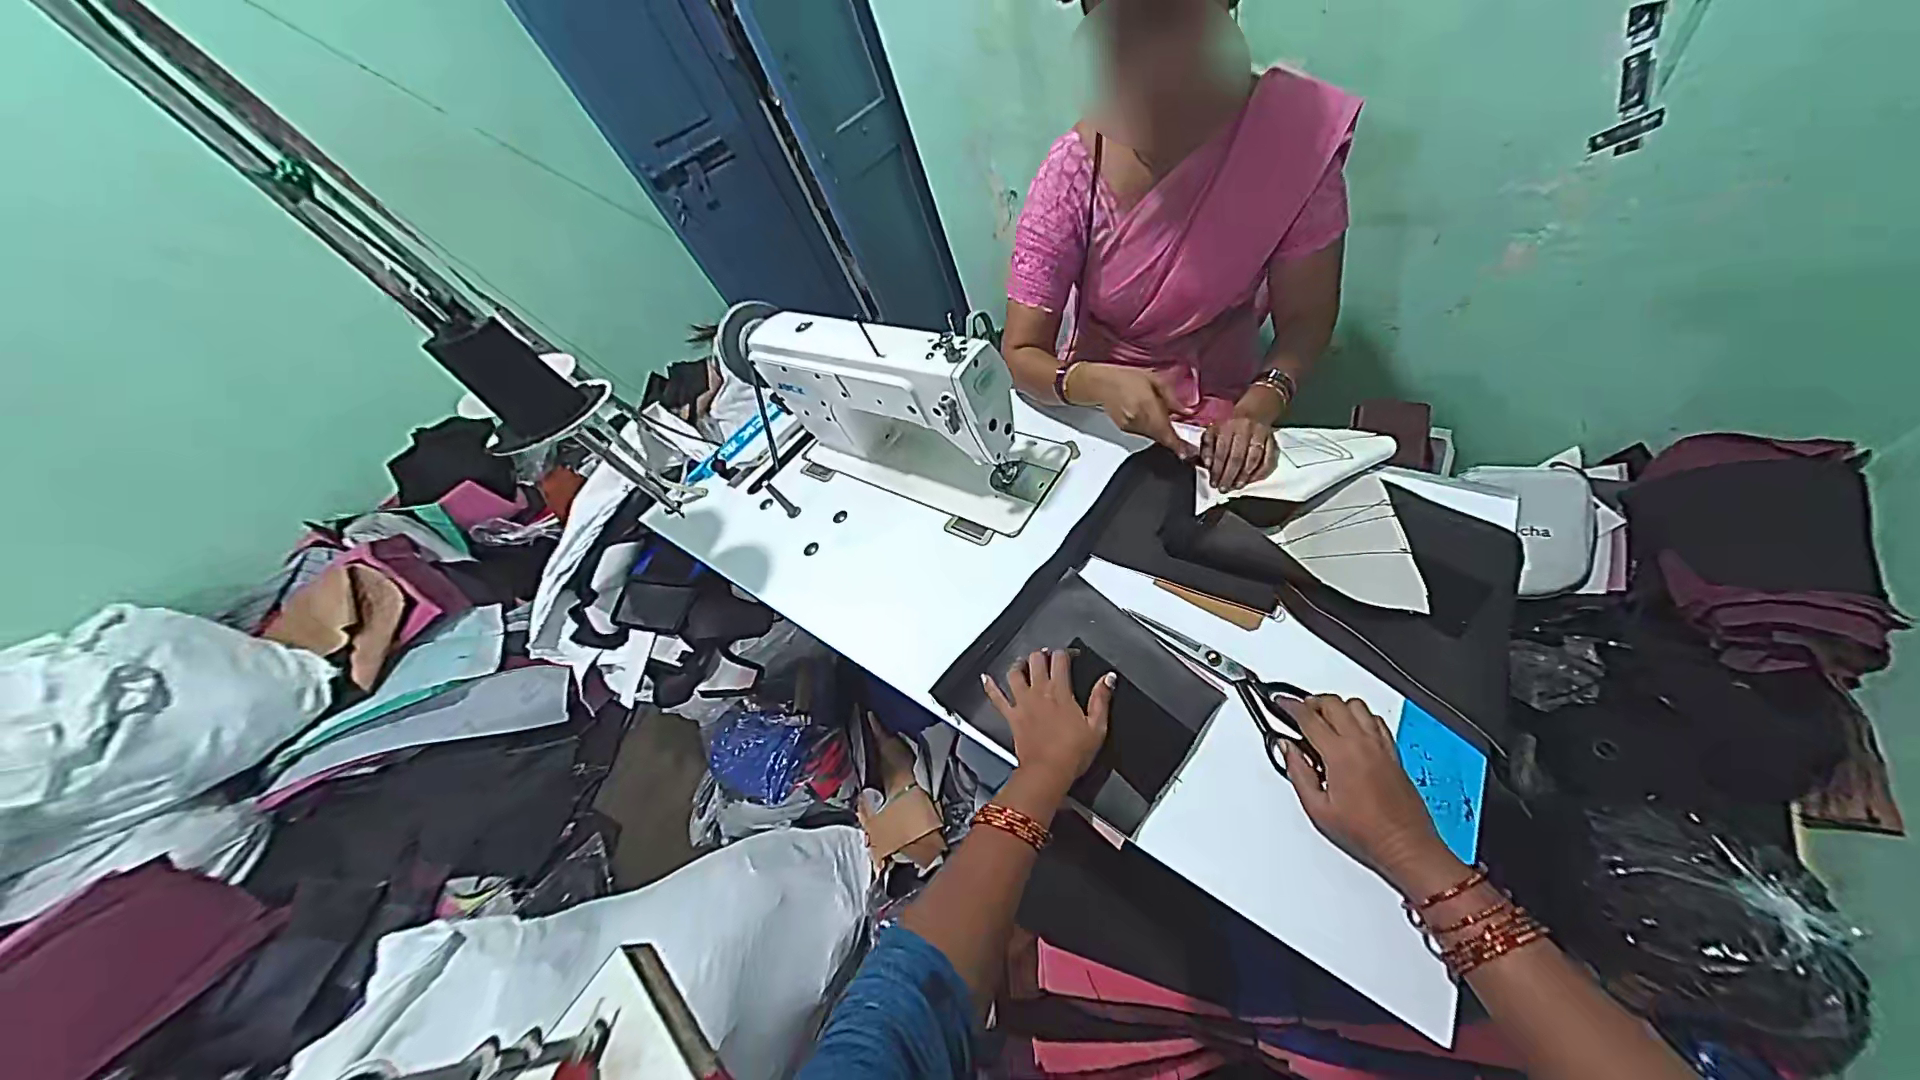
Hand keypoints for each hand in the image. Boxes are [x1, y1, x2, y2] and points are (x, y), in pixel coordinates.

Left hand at [982, 649, 1112, 786]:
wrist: (1048, 772)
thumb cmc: (1073, 752)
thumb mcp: (1097, 726)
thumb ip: (1101, 699)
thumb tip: (1108, 678)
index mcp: (1060, 691)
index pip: (1060, 659)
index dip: (1065, 652)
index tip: (1070, 655)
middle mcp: (1039, 691)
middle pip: (1036, 660)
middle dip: (1042, 654)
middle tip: (1047, 656)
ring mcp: (1022, 702)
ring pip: (1015, 673)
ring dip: (1019, 664)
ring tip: (1023, 662)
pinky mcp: (1011, 716)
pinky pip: (996, 697)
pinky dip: (990, 686)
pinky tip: (985, 678)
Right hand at [1072, 364, 1196, 458]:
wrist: (1102, 384)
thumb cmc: (1128, 378)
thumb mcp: (1154, 380)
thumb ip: (1172, 398)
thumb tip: (1188, 412)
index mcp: (1147, 405)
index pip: (1165, 431)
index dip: (1177, 444)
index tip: (1188, 452)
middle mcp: (1138, 420)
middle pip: (1160, 437)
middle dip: (1173, 440)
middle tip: (1185, 442)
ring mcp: (1130, 427)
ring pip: (1153, 436)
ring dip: (1162, 433)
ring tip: (1165, 422)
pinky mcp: (1125, 430)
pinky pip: (1144, 434)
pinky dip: (1152, 430)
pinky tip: (1151, 419)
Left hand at [1200, 416, 1275, 490]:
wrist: (1253, 412)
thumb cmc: (1228, 427)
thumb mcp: (1212, 432)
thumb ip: (1206, 448)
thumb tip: (1206, 464)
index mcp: (1228, 427)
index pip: (1222, 452)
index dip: (1217, 469)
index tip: (1214, 482)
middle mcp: (1246, 429)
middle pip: (1238, 457)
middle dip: (1229, 476)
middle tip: (1224, 488)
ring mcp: (1261, 435)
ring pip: (1254, 459)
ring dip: (1244, 476)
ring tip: (1236, 486)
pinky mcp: (1273, 441)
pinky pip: (1270, 460)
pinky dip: (1261, 472)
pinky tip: (1251, 480)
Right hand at [1279, 695, 1462, 895]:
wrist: (1408, 850)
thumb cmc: (1368, 835)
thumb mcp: (1317, 808)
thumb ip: (1298, 772)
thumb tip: (1287, 748)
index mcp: (1341, 754)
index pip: (1308, 716)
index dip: (1289, 705)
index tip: (1280, 702)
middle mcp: (1363, 745)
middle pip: (1333, 702)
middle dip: (1311, 702)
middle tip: (1299, 713)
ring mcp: (1382, 748)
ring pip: (1357, 705)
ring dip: (1337, 707)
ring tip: (1324, 720)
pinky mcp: (1395, 755)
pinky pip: (1377, 721)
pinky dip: (1361, 717)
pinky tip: (1352, 730)